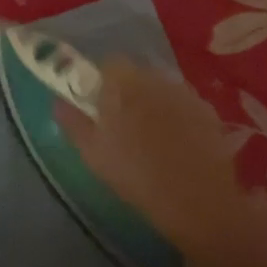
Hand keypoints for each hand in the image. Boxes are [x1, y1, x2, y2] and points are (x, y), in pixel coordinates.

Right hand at [54, 59, 255, 260]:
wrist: (197, 202)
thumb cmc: (136, 176)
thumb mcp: (93, 154)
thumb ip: (73, 122)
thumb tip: (58, 101)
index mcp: (122, 84)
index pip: (109, 64)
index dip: (103, 82)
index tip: (101, 107)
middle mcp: (154, 78)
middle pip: (137, 74)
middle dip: (129, 92)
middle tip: (125, 124)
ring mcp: (184, 93)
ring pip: (162, 89)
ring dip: (155, 103)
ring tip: (153, 137)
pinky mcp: (207, 110)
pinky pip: (184, 105)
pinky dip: (179, 117)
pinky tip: (179, 145)